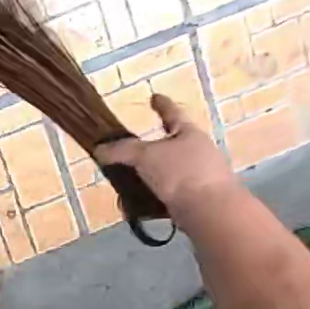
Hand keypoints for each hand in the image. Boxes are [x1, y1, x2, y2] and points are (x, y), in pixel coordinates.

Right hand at [94, 94, 237, 214]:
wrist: (210, 211)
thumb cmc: (180, 173)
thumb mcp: (145, 156)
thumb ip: (121, 150)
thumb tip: (99, 149)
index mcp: (188, 134)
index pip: (172, 113)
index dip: (161, 104)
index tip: (154, 97)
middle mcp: (196, 152)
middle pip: (166, 146)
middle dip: (144, 152)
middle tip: (124, 155)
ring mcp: (198, 177)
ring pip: (163, 173)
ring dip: (143, 180)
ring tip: (124, 188)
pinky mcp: (195, 200)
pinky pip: (166, 195)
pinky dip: (149, 200)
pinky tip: (135, 208)